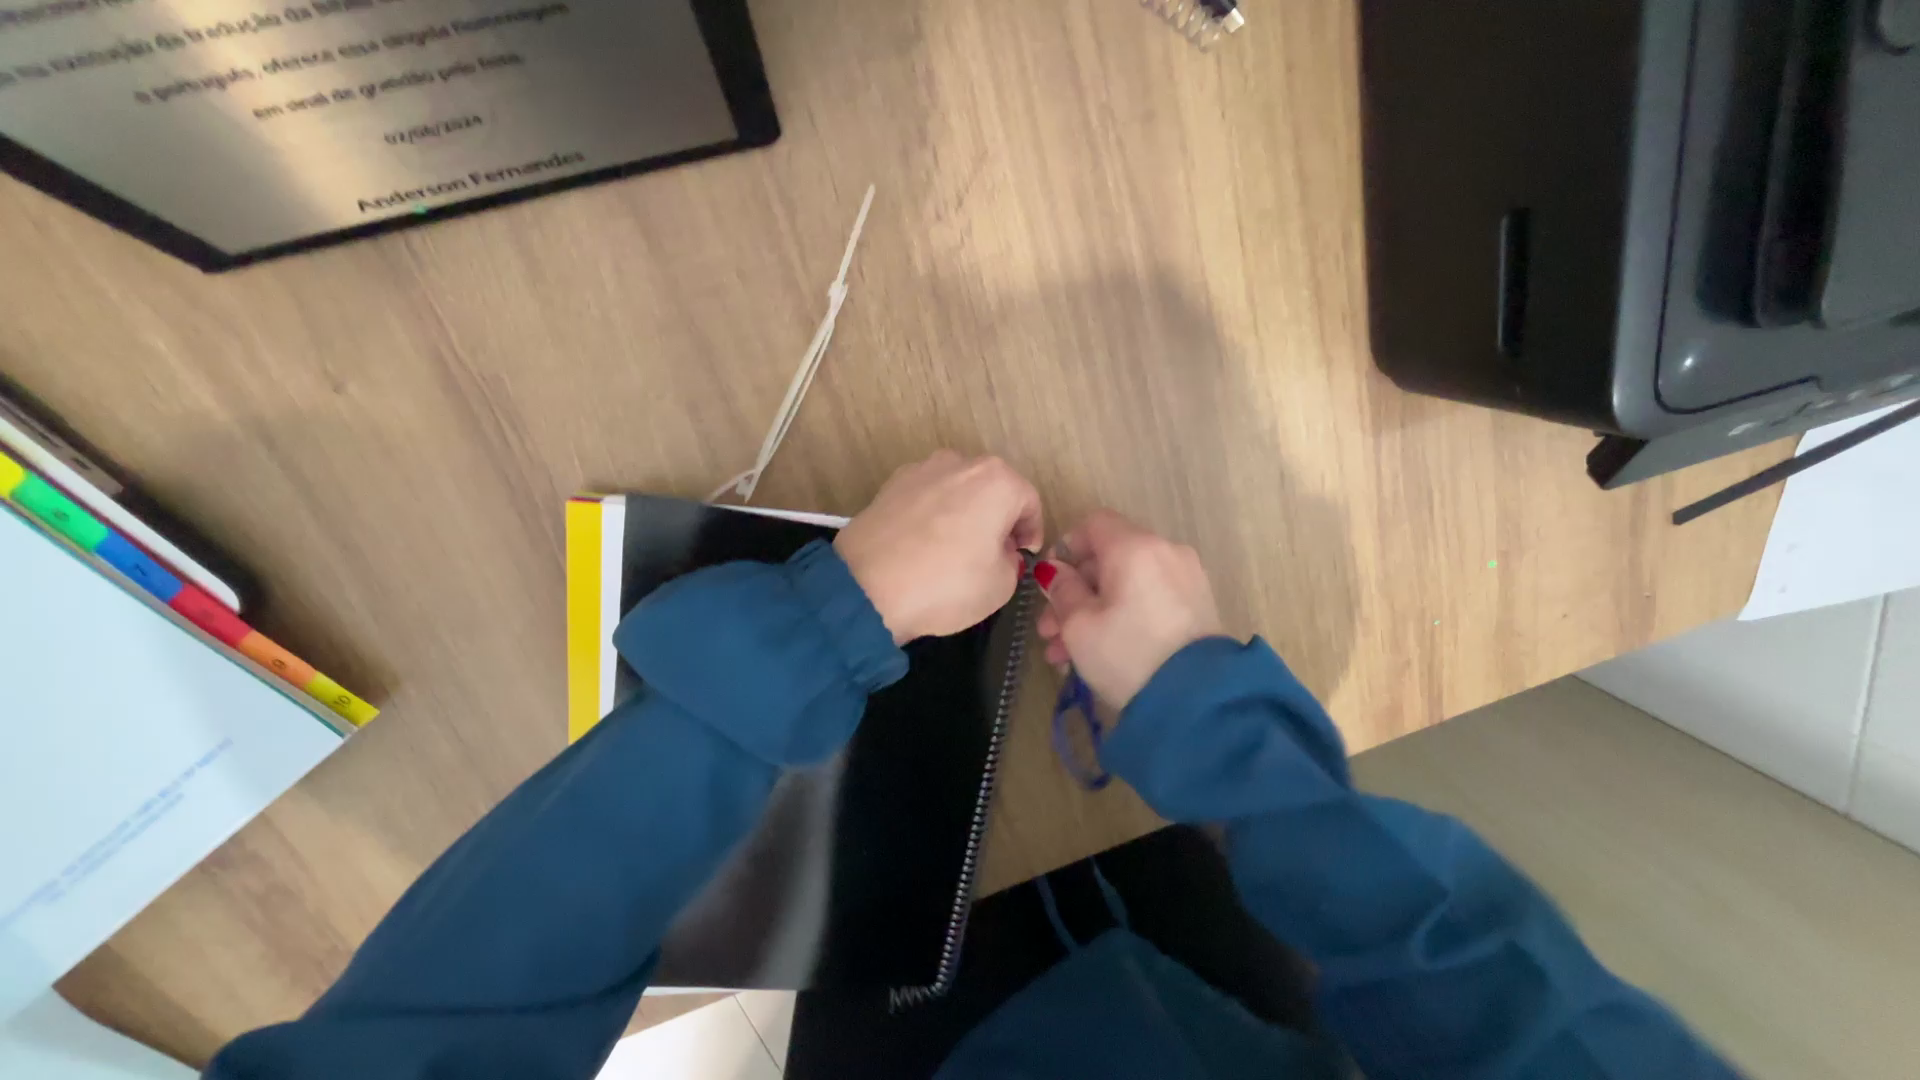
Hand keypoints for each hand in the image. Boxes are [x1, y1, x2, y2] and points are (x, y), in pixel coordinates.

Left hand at [835, 450, 1043, 643]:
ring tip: (954, 552)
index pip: (1029, 502)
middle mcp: (960, 463)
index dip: (1031, 533)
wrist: (867, 587)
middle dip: (997, 520)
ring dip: (963, 515)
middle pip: (992, 490)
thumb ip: (1011, 561)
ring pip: (956, 491)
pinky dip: (931, 517)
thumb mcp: (1001, 585)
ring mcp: (920, 470)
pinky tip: (924, 548)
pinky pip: (925, 499)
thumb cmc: (946, 583)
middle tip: (993, 556)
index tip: (1023, 557)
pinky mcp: (889, 485)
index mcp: (997, 480)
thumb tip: (1000, 551)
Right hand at [1034, 509, 1225, 707]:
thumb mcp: (1078, 625)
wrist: (1197, 700)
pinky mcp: (1198, 606)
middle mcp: (1165, 551)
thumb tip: (1055, 571)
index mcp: (1134, 546)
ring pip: (1128, 583)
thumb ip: (1061, 590)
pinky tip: (1103, 652)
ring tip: (1067, 653)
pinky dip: (1125, 615)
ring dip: (1095, 610)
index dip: (1065, 547)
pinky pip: (1150, 598)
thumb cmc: (1127, 654)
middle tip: (1050, 631)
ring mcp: (1186, 578)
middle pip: (1109, 558)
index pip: (1093, 524)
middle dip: (1074, 592)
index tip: (1048, 580)